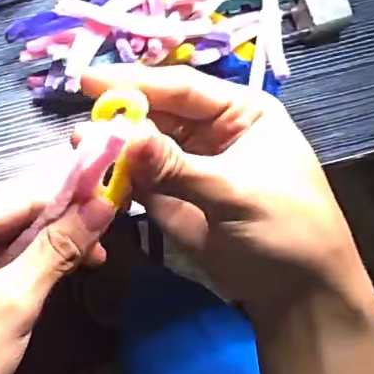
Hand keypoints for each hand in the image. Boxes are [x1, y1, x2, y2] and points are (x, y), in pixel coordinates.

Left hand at [0, 185, 113, 373]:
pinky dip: (34, 267)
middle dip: (62, 229)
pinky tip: (64, 270)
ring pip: (14, 239)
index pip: (19, 198)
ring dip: (52, 250)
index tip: (116, 206)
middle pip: (16, 216)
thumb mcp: (14, 301)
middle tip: (106, 246)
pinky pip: (4, 261)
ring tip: (94, 260)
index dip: (70, 200)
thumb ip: (58, 249)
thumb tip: (103, 203)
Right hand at [78, 65, 373, 318]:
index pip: (182, 88)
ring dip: (111, 149)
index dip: (136, 83)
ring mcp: (185, 165)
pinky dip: (113, 179)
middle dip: (118, 118)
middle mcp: (208, 131)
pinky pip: (135, 180)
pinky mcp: (168, 197)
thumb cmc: (287, 229)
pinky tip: (91, 177)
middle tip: (81, 128)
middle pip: (154, 114)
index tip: (88, 81)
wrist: (295, 292)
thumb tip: (128, 139)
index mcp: (239, 112)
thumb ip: (179, 167)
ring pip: (139, 147)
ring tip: (79, 151)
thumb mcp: (237, 193)